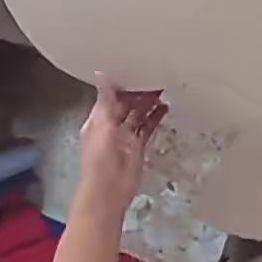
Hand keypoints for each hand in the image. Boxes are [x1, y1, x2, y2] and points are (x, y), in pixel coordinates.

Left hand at [76, 74, 167, 216]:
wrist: (108, 191)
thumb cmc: (100, 158)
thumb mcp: (101, 124)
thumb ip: (106, 99)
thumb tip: (100, 74)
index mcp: (97, 120)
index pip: (109, 97)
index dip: (121, 85)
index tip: (134, 71)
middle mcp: (111, 126)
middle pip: (126, 105)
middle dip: (138, 93)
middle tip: (154, 79)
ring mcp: (125, 137)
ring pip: (138, 115)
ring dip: (148, 104)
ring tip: (162, 90)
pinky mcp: (137, 147)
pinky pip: (147, 128)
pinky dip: (155, 118)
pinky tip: (164, 108)